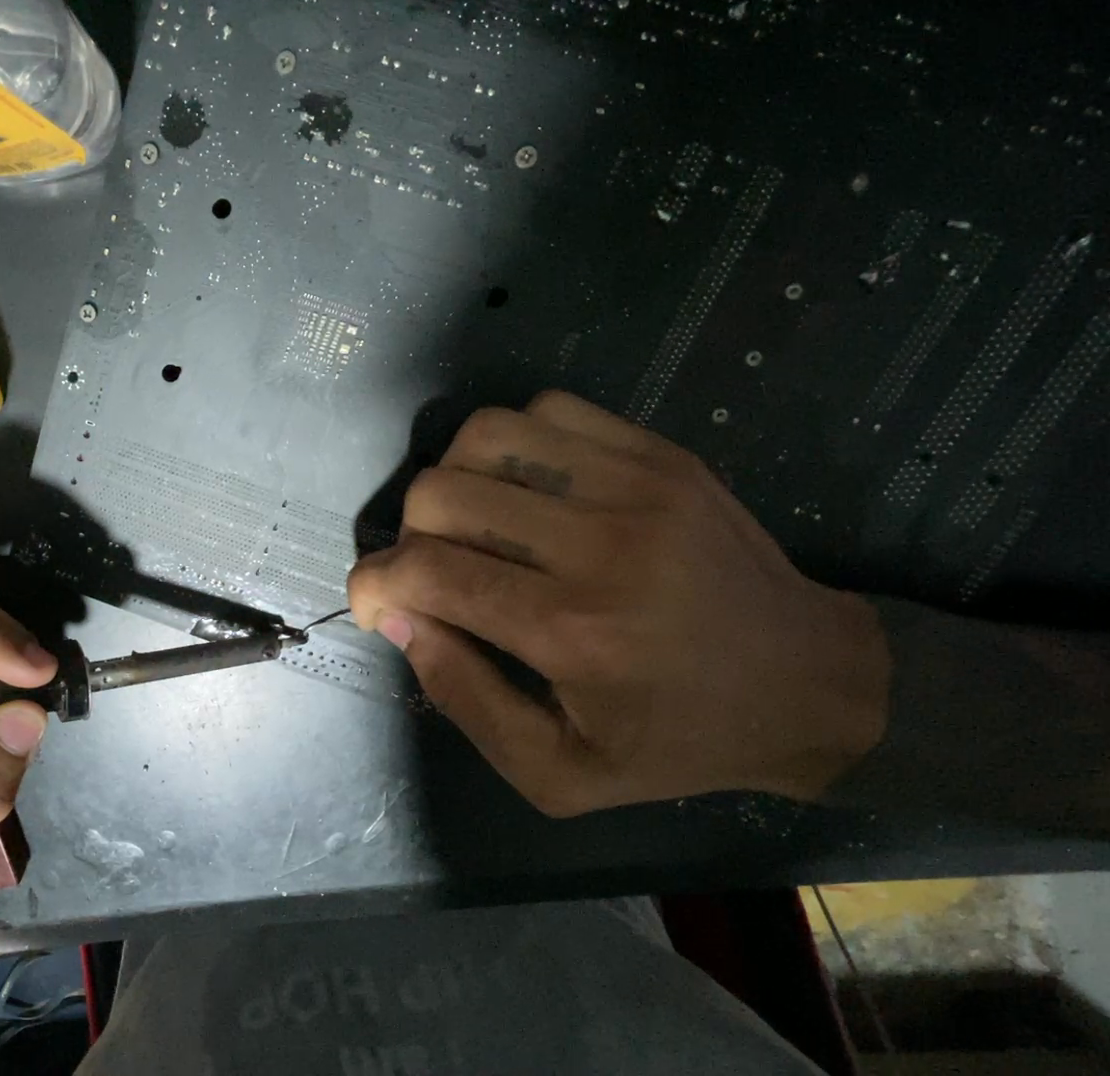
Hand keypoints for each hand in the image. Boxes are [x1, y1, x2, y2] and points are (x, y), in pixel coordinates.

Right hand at [347, 391, 889, 814]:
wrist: (811, 683)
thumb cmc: (673, 742)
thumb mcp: (557, 772)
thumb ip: (461, 697)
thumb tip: (397, 618)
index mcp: (572, 631)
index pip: (426, 571)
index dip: (372, 583)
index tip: (375, 605)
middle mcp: (600, 545)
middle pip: (440, 493)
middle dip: (409, 537)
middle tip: (435, 574)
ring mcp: (637, 485)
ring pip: (483, 434)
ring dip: (453, 480)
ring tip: (475, 525)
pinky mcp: (660, 453)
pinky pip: (544, 409)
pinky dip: (510, 445)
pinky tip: (526, 491)